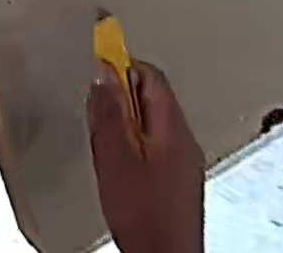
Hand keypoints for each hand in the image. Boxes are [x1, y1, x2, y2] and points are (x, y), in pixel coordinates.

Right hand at [87, 60, 204, 252]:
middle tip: (99, 116)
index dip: (123, 66)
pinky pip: (153, 144)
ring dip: (126, 123)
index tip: (100, 67)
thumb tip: (103, 70)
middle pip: (151, 96)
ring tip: (107, 146)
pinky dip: (133, 144)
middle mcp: (184, 138)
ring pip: (150, 121)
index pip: (150, 74)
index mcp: (172, 126)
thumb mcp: (115, 157)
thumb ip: (108, 111)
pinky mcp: (177, 180)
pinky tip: (119, 167)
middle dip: (121, 98)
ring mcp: (184, 161)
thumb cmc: (143, 217)